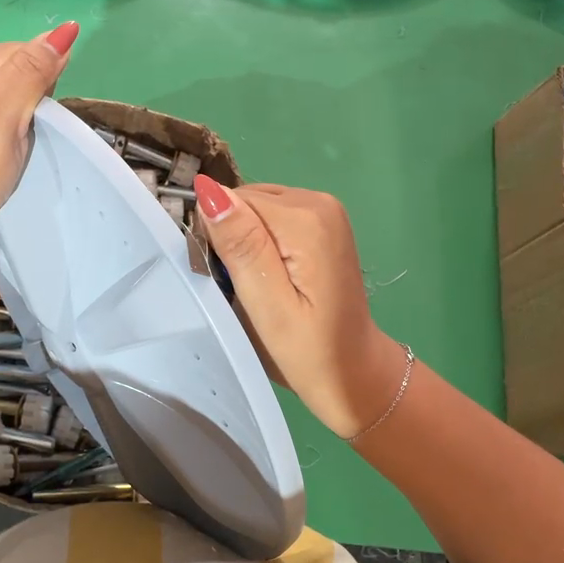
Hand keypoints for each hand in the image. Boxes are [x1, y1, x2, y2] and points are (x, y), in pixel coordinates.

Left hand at [0, 23, 79, 248]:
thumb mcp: (4, 114)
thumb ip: (33, 70)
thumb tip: (66, 29)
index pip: (30, 53)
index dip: (41, 87)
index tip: (29, 119)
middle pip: (22, 70)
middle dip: (32, 102)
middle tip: (16, 134)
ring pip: (14, 93)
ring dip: (21, 118)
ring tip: (6, 145)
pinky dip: (8, 128)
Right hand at [193, 180, 406, 438]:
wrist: (354, 373)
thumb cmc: (309, 350)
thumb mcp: (268, 305)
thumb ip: (241, 244)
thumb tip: (209, 189)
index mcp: (306, 219)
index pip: (233, 202)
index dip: (219, 237)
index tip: (227, 278)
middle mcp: (318, 202)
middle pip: (245, 200)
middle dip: (232, 236)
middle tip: (242, 286)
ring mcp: (324, 209)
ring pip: (255, 207)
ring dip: (245, 240)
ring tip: (257, 283)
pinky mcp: (322, 221)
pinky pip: (271, 215)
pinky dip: (260, 240)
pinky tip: (269, 274)